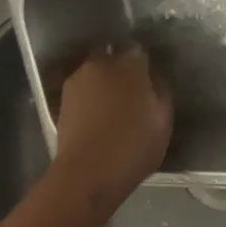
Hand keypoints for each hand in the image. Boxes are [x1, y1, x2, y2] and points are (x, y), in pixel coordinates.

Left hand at [52, 43, 172, 206]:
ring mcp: (77, 80)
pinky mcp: (63, 99)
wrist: (87, 173)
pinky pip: (83, 90)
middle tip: (131, 92)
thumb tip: (153, 77)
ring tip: (112, 106)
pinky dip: (90, 97)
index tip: (149, 83)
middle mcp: (100, 64)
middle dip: (121, 68)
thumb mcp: (163, 121)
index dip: (145, 67)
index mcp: (129, 65)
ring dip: (103, 82)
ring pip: (94, 72)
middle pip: (112, 56)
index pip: (139, 53)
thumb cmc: (132, 147)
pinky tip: (96, 115)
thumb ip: (160, 91)